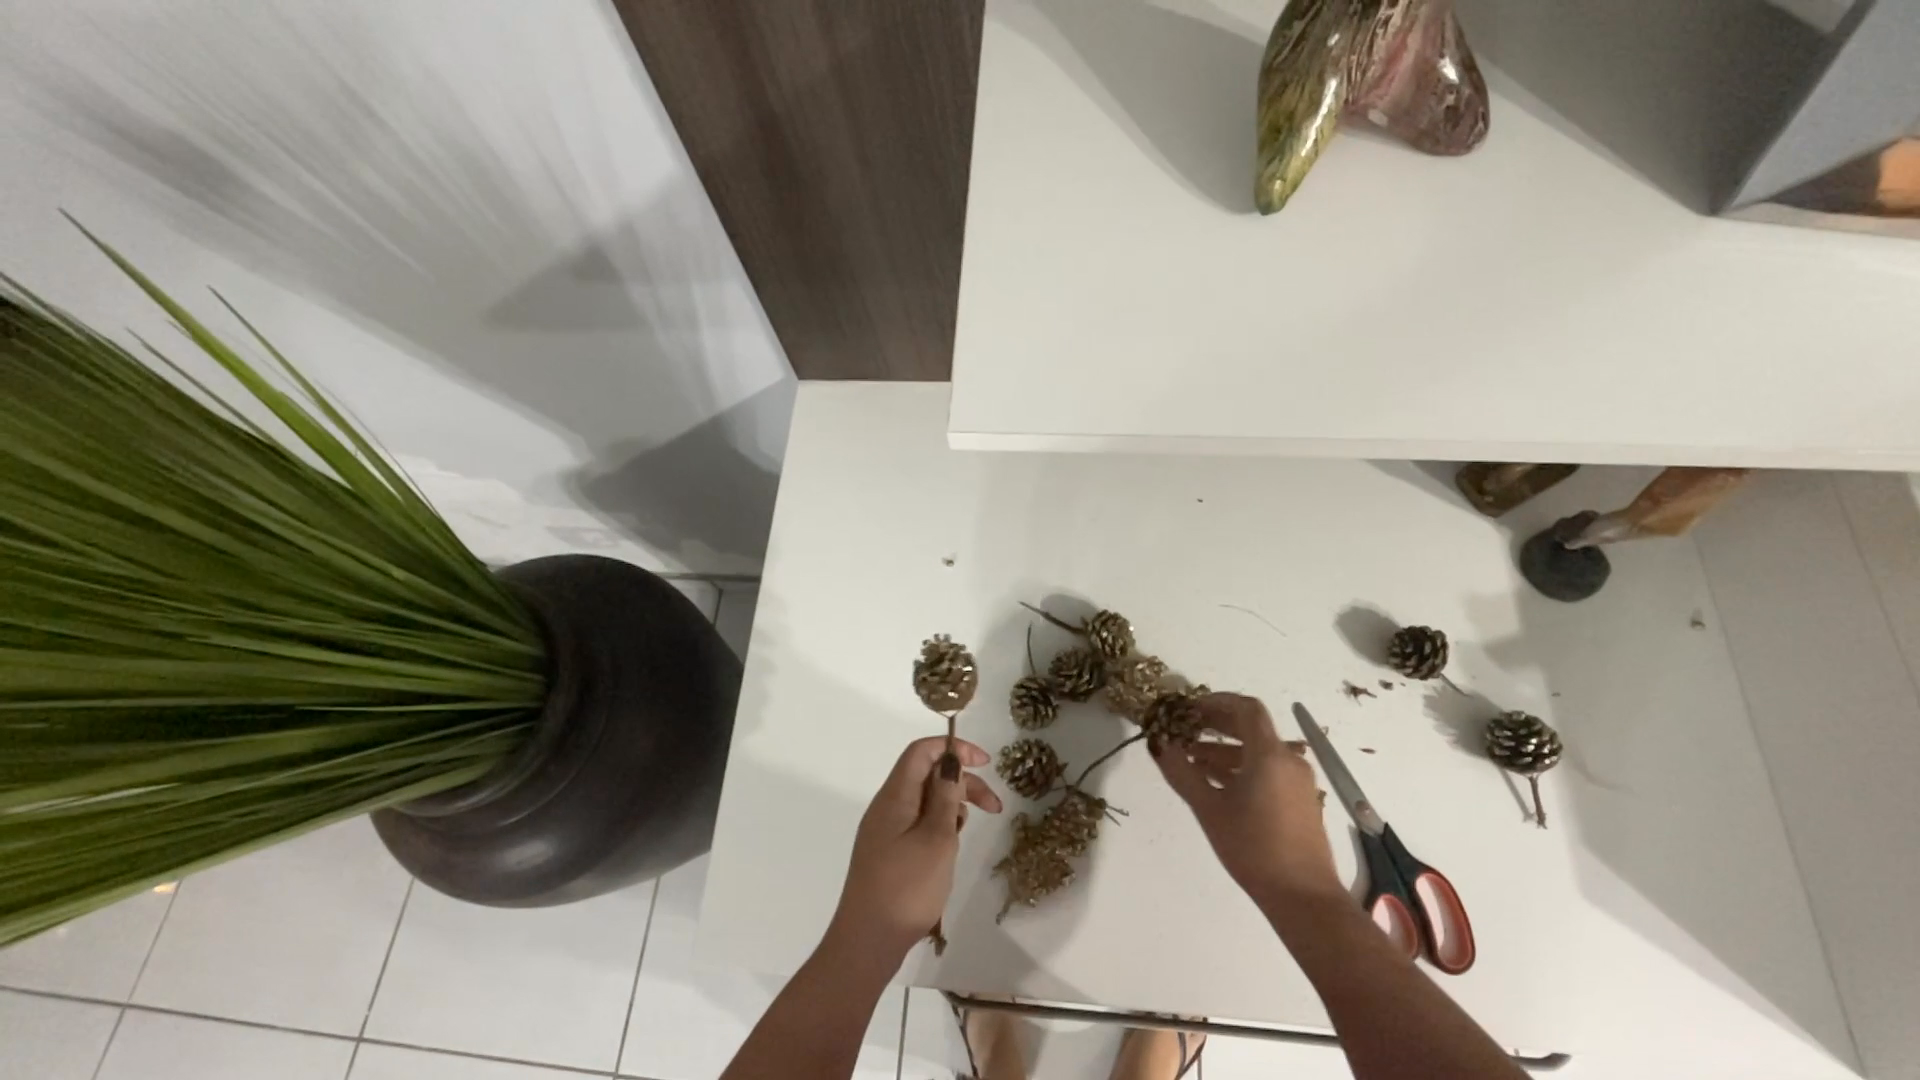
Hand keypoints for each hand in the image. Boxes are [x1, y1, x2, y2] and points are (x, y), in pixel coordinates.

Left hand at [828, 737, 1002, 961]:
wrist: (868, 942)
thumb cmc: (906, 888)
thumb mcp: (936, 839)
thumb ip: (945, 797)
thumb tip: (950, 762)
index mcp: (894, 797)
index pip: (921, 752)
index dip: (953, 748)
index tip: (986, 763)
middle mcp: (887, 807)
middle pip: (926, 775)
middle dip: (961, 782)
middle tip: (994, 806)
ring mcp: (885, 831)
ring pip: (924, 801)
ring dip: (952, 806)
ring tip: (966, 833)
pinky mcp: (889, 852)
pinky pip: (918, 824)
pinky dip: (939, 827)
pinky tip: (949, 848)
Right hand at [1152, 693, 1344, 911]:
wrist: (1303, 896)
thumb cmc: (1253, 847)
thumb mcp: (1208, 809)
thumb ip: (1181, 772)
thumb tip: (1158, 744)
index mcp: (1269, 755)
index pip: (1245, 708)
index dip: (1215, 702)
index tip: (1187, 709)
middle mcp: (1288, 760)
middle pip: (1252, 726)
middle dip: (1216, 724)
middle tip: (1184, 728)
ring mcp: (1298, 781)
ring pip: (1258, 751)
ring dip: (1225, 748)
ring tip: (1192, 759)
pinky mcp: (1300, 800)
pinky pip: (1268, 770)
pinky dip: (1241, 767)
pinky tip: (1216, 783)